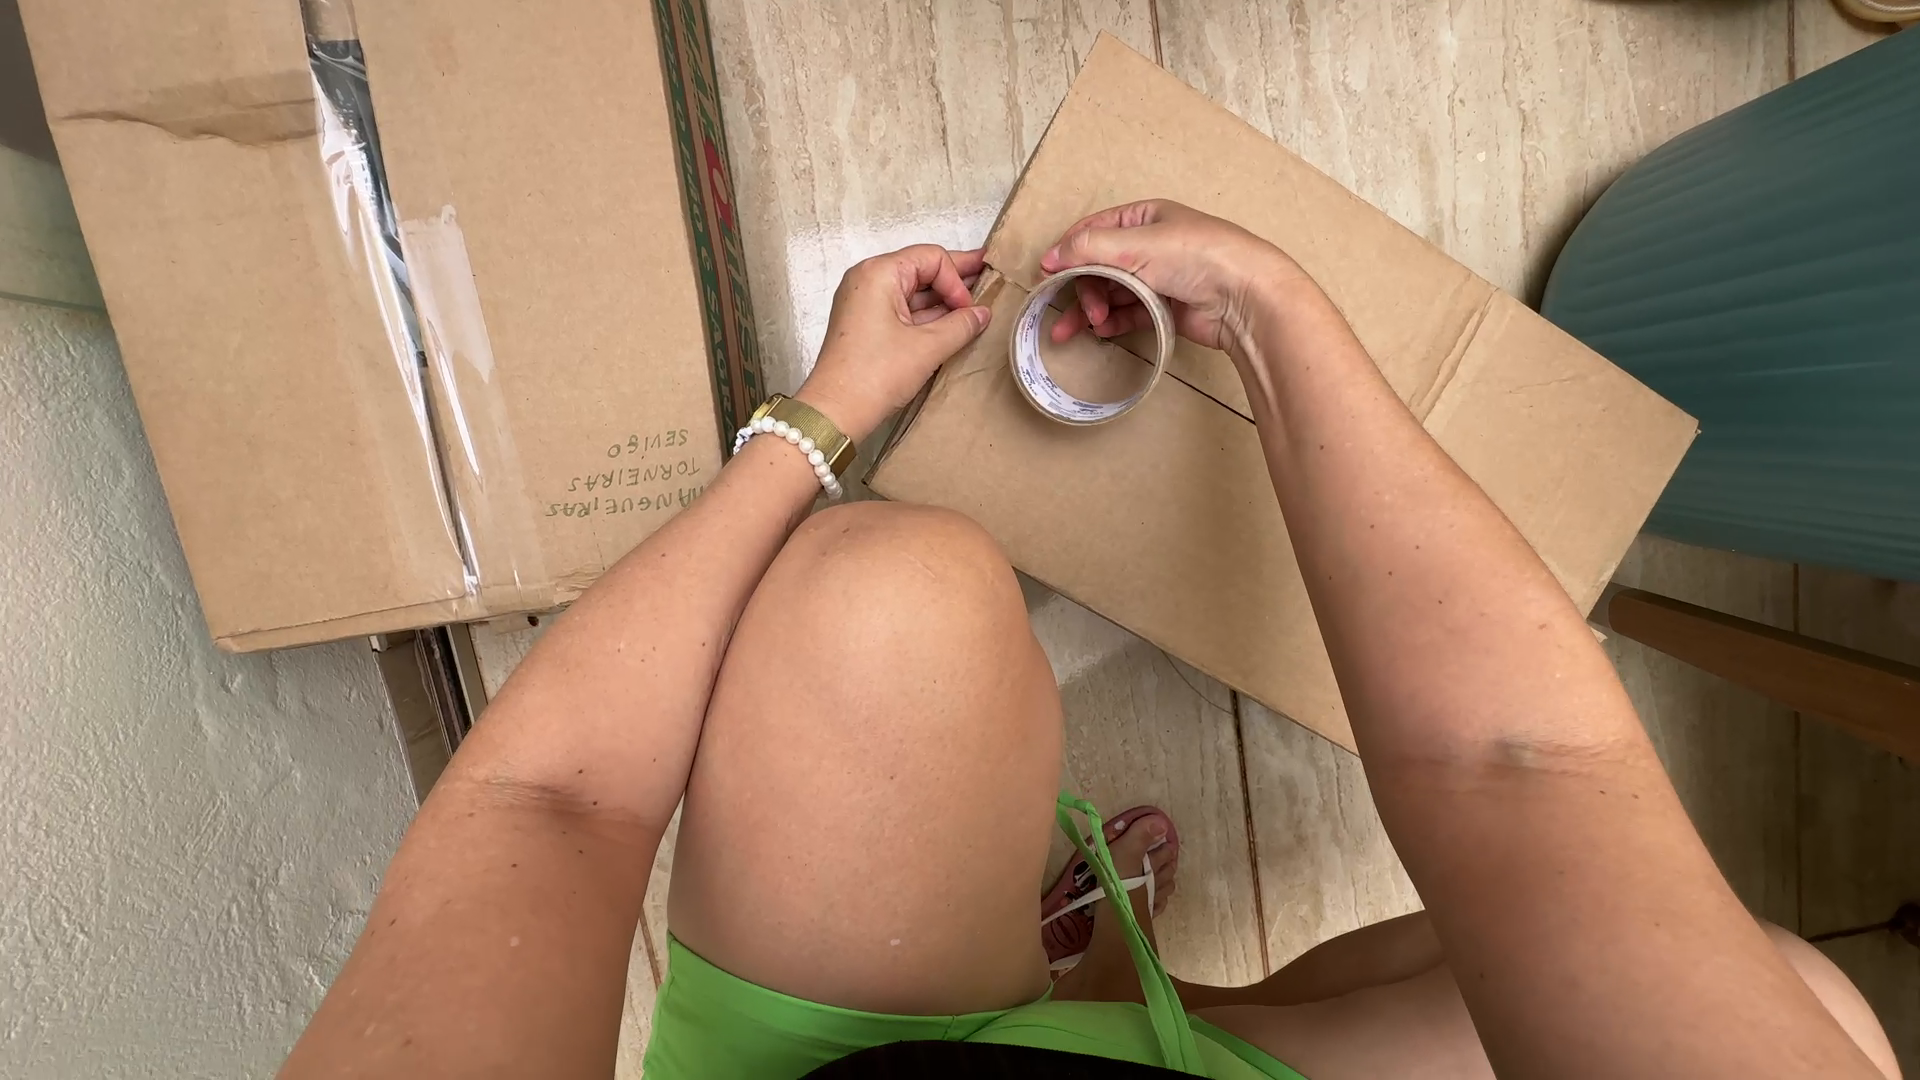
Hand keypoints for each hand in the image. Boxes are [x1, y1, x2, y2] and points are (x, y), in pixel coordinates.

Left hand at [796, 245, 992, 442]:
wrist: (837, 411)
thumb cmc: (874, 376)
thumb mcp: (927, 348)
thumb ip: (961, 325)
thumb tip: (982, 314)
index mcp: (879, 273)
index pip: (931, 258)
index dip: (956, 280)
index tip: (969, 310)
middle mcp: (868, 281)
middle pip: (921, 270)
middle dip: (954, 279)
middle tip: (987, 273)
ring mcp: (866, 304)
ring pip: (913, 294)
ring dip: (943, 301)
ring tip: (975, 303)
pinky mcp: (867, 327)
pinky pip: (903, 312)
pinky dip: (927, 317)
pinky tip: (951, 323)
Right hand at [1040, 199, 1313, 358]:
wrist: (1242, 296)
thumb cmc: (1196, 257)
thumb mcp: (1136, 245)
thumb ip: (1088, 249)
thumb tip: (1048, 257)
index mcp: (1143, 218)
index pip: (1092, 231)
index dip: (1067, 252)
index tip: (1047, 276)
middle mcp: (1148, 245)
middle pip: (1098, 266)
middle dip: (1083, 289)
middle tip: (1081, 312)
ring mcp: (1156, 278)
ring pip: (1111, 293)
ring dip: (1093, 309)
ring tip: (1086, 328)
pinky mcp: (1163, 308)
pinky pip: (1127, 314)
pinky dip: (1113, 322)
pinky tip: (1103, 331)